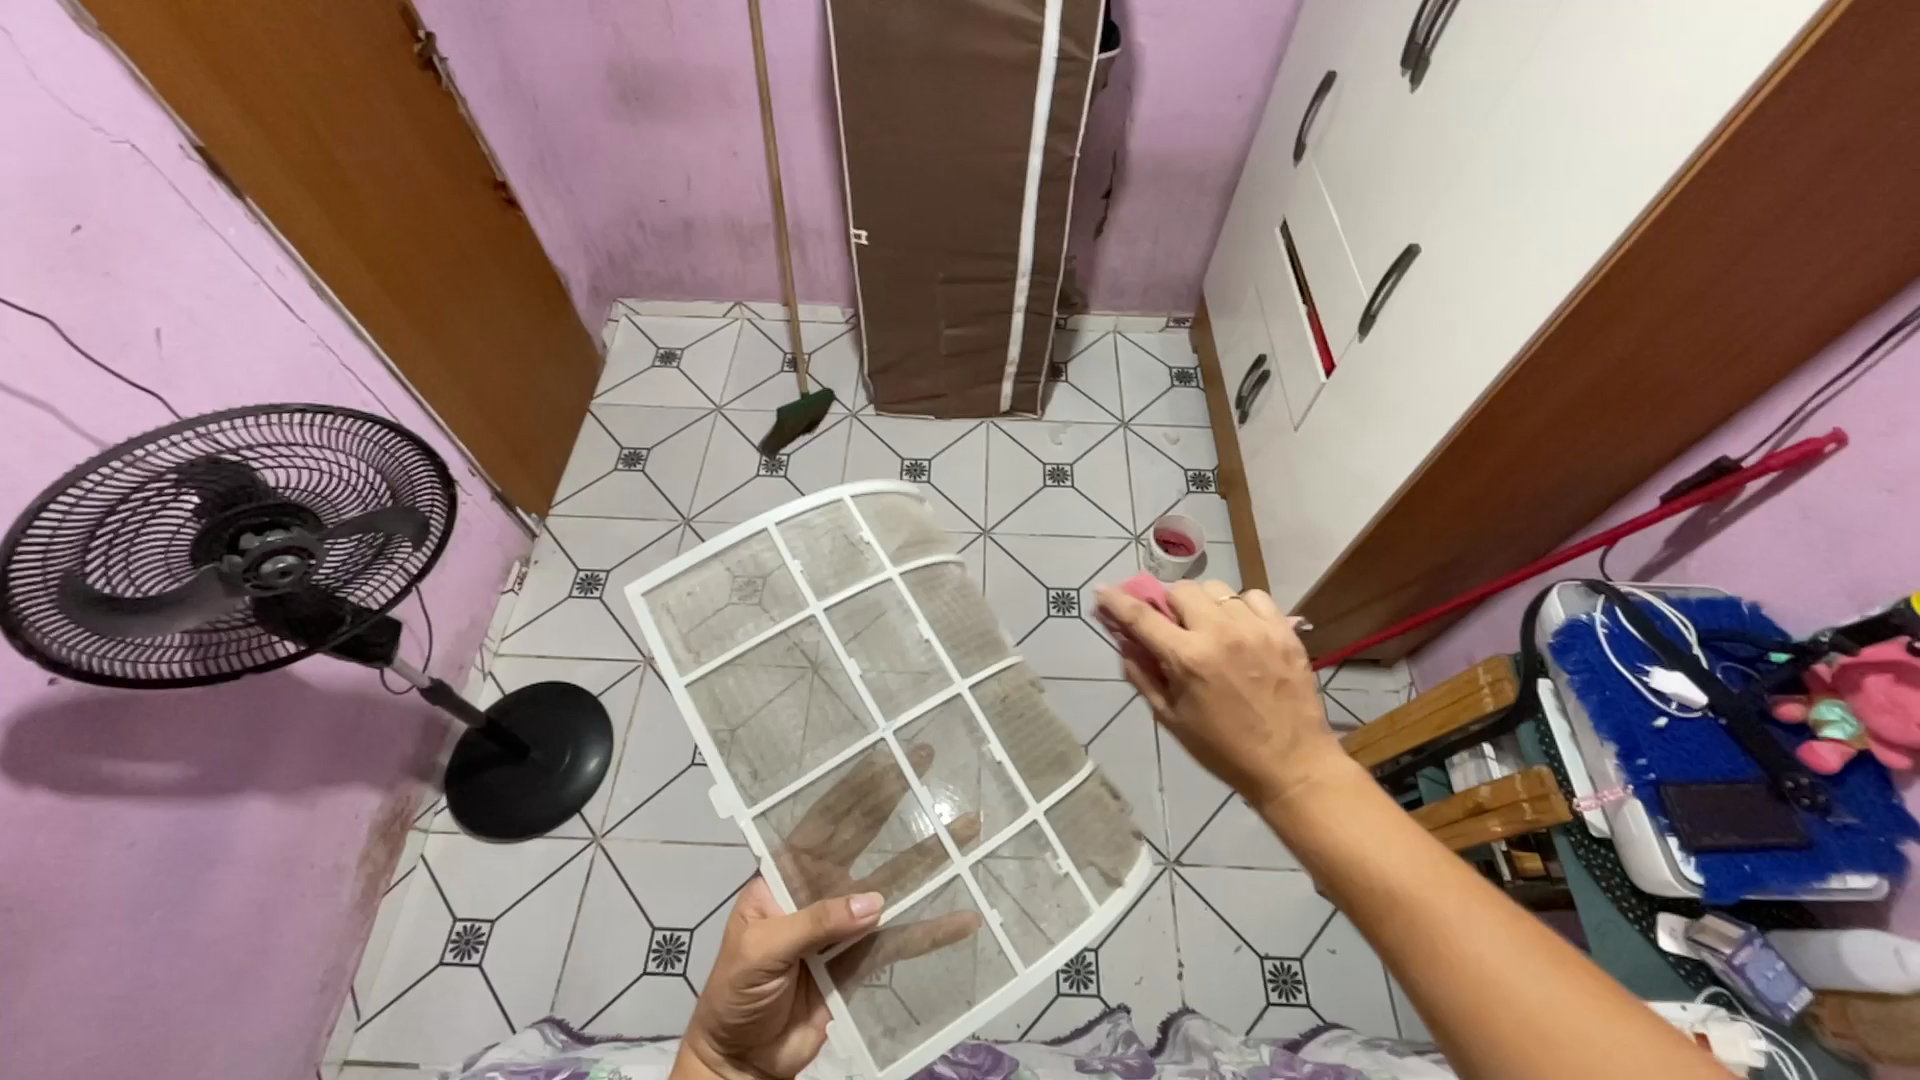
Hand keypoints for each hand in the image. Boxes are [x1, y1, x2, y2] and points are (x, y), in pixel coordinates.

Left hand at [677, 744, 984, 1079]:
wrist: (743, 1060)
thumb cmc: (735, 993)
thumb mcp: (761, 950)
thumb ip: (815, 923)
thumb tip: (875, 901)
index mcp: (786, 876)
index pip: (822, 821)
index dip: (853, 788)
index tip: (886, 758)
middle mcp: (820, 887)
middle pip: (863, 836)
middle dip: (894, 801)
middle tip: (927, 766)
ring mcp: (846, 923)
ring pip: (894, 882)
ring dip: (929, 859)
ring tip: (967, 830)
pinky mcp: (863, 960)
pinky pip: (903, 940)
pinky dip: (934, 931)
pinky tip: (965, 918)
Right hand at [1096, 580, 1346, 809]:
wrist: (1291, 764)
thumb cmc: (1223, 749)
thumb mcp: (1171, 718)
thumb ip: (1143, 675)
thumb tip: (1123, 642)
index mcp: (1188, 659)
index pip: (1141, 617)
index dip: (1116, 601)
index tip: (1102, 591)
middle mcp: (1220, 633)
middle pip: (1180, 590)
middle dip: (1168, 604)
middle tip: (1172, 626)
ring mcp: (1256, 628)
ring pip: (1217, 589)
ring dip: (1203, 605)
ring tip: (1209, 628)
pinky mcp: (1284, 630)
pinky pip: (1253, 597)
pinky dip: (1240, 606)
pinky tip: (1240, 629)